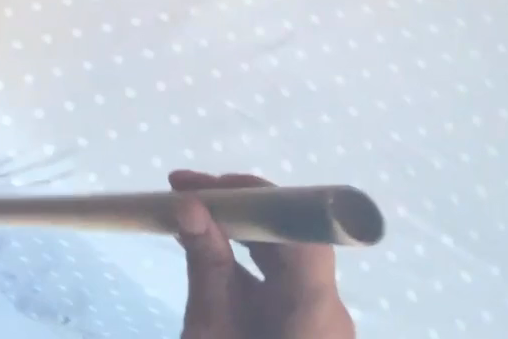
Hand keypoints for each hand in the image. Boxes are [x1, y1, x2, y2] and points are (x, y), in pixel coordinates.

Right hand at [170, 171, 354, 338]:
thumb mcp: (210, 328)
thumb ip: (205, 263)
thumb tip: (189, 202)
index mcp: (314, 313)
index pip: (305, 234)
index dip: (262, 198)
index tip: (210, 183)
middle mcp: (329, 314)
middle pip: (290, 240)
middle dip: (235, 206)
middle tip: (178, 188)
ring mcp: (320, 325)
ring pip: (282, 259)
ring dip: (234, 229)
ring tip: (181, 212)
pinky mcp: (306, 333)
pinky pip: (278, 281)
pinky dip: (241, 258)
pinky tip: (202, 249)